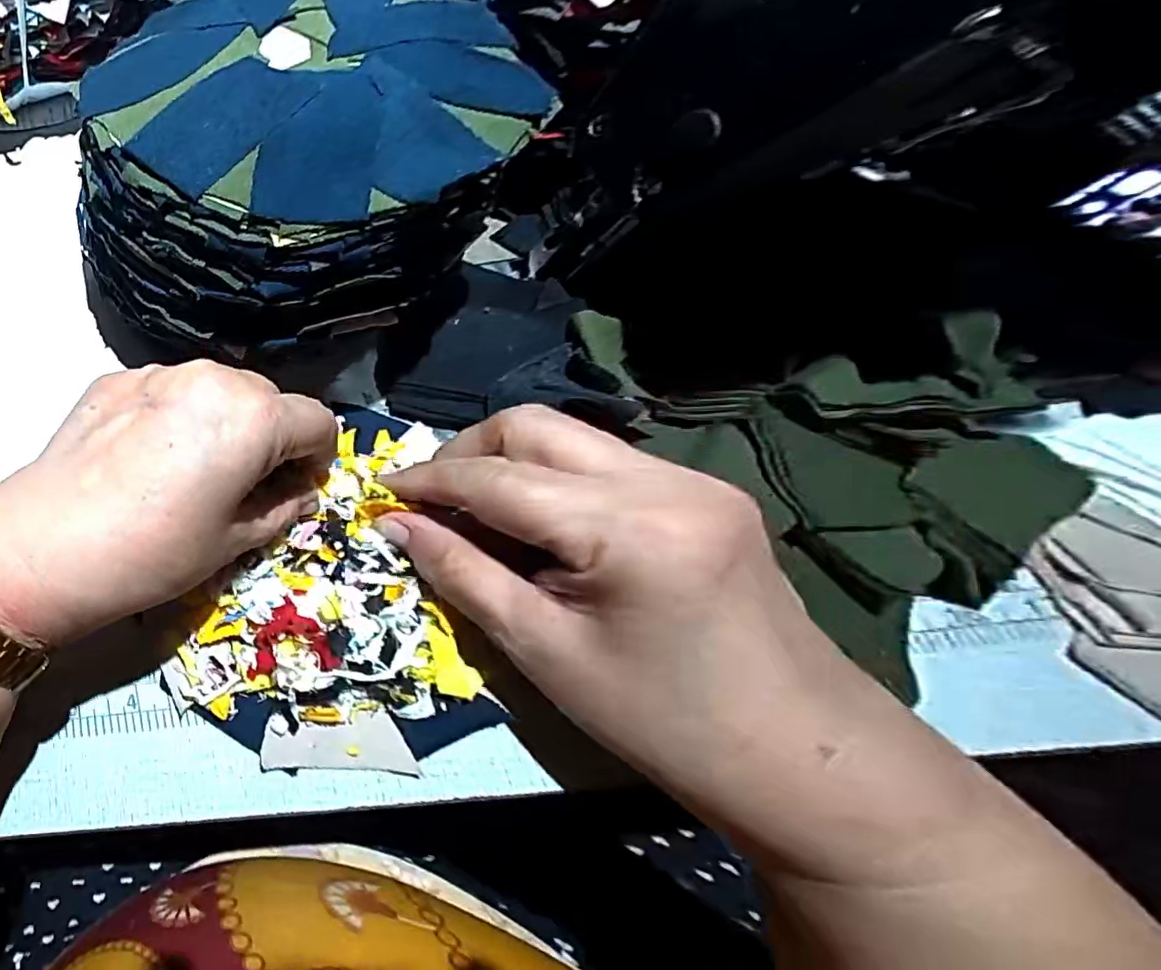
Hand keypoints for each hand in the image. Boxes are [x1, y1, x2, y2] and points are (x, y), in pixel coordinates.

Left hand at [0, 362, 337, 648]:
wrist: (42, 548)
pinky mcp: (114, 380)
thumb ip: (281, 507)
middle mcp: (209, 377)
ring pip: (217, 390)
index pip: (317, 421)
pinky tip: (147, 460)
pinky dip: (176, 418)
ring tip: (191, 472)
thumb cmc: (150, 553)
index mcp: (251, 414)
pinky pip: (168, 392)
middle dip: (270, 437)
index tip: (296, 486)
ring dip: (223, 423)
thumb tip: (300, 491)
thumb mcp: (231, 542)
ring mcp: (156, 373)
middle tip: (244, 485)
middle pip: (267, 399)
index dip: (316, 458)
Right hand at [376, 405, 879, 806]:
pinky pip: (601, 462)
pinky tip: (536, 526)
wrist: (806, 762)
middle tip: (429, 502)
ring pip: (567, 436)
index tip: (382, 494)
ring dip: (506, 462)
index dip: (428, 480)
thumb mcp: (541, 649)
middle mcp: (663, 481)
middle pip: (532, 426)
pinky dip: (549, 479)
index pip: (496, 477)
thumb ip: (461, 572)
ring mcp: (692, 480)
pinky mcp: (704, 493)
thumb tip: (396, 525)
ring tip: (473, 513)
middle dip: (465, 454)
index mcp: (625, 526)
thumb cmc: (660, 720)